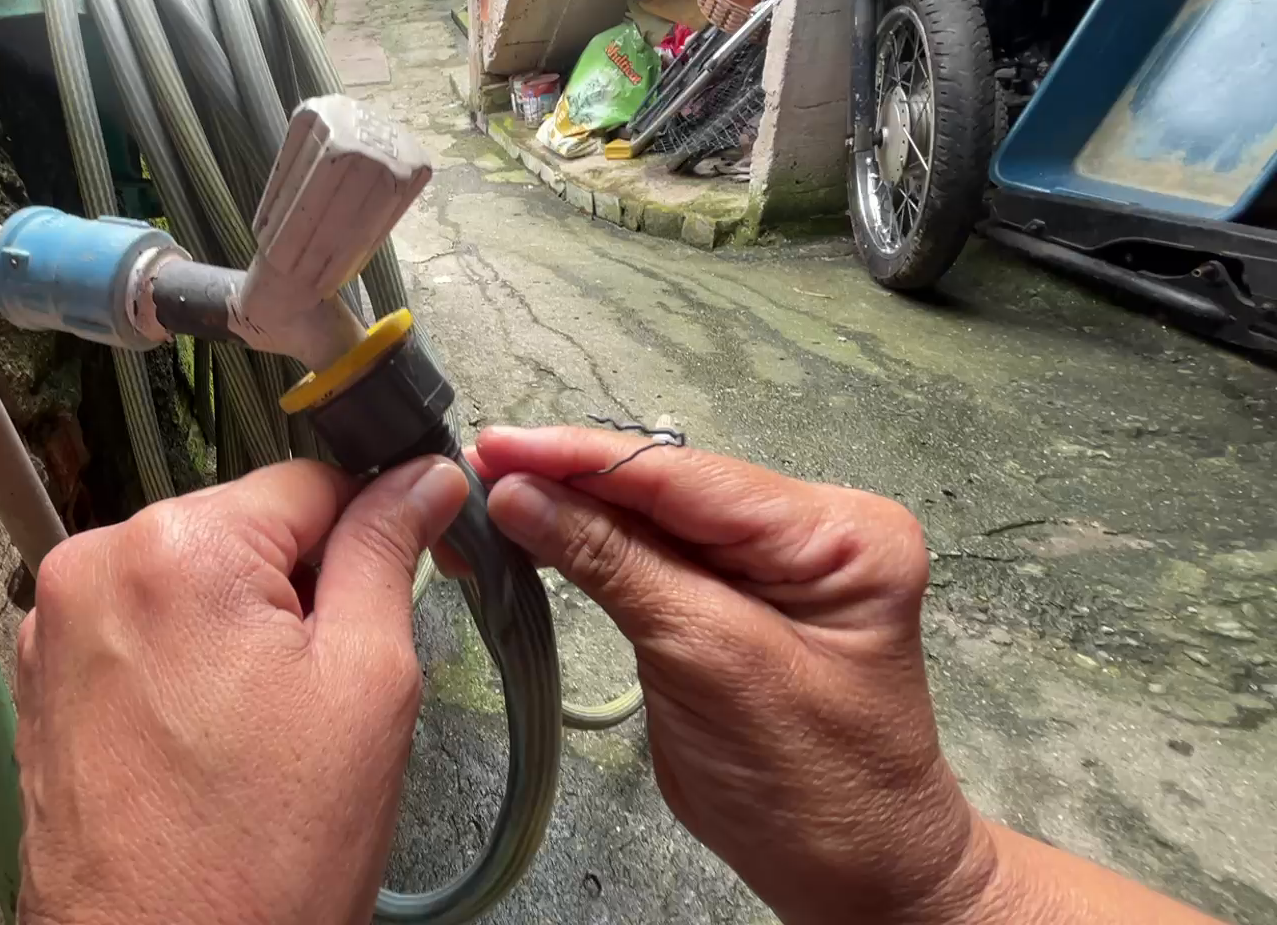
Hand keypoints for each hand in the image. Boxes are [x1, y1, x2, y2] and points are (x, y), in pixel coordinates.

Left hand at [13, 456, 469, 924]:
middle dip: (298, 579)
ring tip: (262, 713)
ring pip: (198, 568)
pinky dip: (190, 644)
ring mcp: (60, 615)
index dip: (364, 523)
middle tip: (322, 675)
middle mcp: (99, 560)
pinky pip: (147, 613)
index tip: (390, 565)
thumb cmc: (262, 855)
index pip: (307, 480)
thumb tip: (421, 478)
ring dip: (244, 614)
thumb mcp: (365, 681)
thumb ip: (388, 551)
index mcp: (178, 545)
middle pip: (246, 525)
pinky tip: (211, 720)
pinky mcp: (47, 665)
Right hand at [464, 426, 990, 924]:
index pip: (679, 472)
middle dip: (557, 477)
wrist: (843, 872)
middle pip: (654, 483)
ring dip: (554, 504)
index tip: (494, 447)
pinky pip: (632, 545)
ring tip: (483, 496)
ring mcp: (753, 551)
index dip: (577, 456)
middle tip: (474, 469)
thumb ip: (611, 561)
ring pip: (634, 510)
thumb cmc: (801, 779)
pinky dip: (570, 539)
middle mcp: (794, 522)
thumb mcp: (704, 655)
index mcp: (830, 530)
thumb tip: (515, 493)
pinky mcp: (712, 582)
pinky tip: (522, 527)